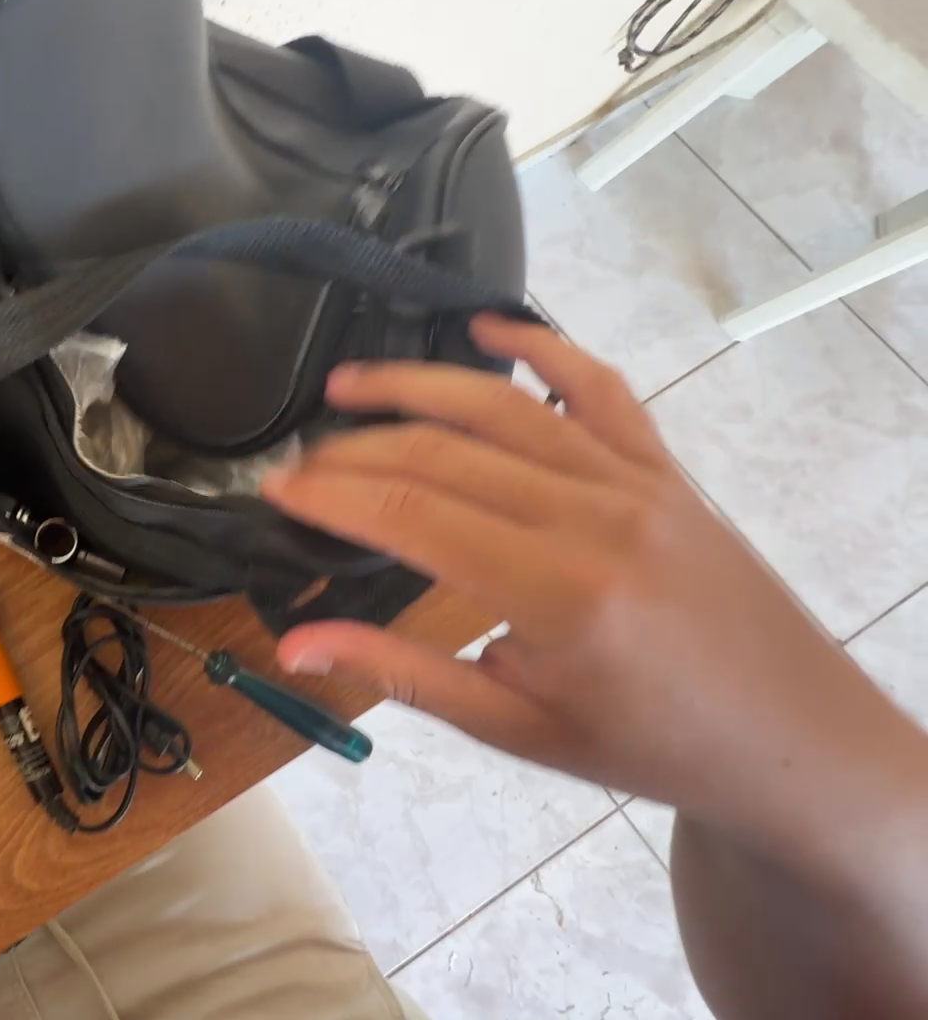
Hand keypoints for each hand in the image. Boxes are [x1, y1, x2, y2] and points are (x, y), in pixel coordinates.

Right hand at [259, 315, 926, 871]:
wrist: (802, 745)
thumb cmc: (643, 743)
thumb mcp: (508, 725)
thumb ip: (395, 670)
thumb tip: (290, 645)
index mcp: (555, 591)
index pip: (409, 514)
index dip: (328, 494)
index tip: (271, 488)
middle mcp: (594, 518)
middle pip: (440, 454)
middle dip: (350, 452)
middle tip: (294, 464)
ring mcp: (636, 481)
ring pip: (502, 408)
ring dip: (412, 385)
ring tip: (343, 385)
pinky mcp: (663, 468)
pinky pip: (599, 389)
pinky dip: (541, 347)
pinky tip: (487, 328)